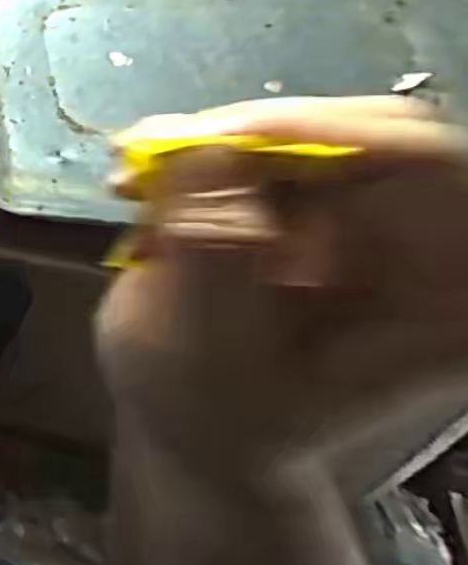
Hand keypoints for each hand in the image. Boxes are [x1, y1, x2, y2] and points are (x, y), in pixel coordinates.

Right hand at [96, 96, 467, 476]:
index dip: (315, 133)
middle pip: (367, 139)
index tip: (202, 137)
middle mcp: (433, 247)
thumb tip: (202, 148)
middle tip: (145, 153)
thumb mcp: (196, 340)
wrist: (199, 431)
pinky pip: (265, 165)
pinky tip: (144, 192)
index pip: (426, 168)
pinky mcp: (313, 224)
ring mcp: (372, 232)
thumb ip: (210, 249)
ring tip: (127, 181)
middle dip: (249, 136)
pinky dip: (195, 166)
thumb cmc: (203, 408)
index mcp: (447, 290)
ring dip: (207, 150)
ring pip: (306, 142)